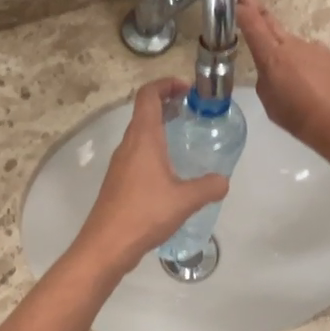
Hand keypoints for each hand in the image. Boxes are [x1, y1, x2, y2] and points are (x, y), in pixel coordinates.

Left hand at [72, 78, 229, 274]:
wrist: (106, 245)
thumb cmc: (144, 214)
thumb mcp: (185, 200)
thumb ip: (209, 187)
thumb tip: (222, 181)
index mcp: (142, 139)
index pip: (148, 95)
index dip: (165, 84)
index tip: (187, 90)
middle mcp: (128, 146)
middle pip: (144, 113)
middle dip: (167, 106)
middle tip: (193, 114)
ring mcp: (119, 165)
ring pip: (140, 136)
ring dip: (160, 131)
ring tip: (185, 142)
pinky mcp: (118, 183)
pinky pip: (137, 157)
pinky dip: (154, 152)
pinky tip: (170, 174)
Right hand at [236, 0, 329, 155]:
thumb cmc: (300, 118)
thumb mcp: (270, 103)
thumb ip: (266, 80)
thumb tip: (272, 69)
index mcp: (272, 57)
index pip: (252, 22)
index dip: (241, 0)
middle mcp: (293, 44)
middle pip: (268, 20)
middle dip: (252, 2)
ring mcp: (314, 47)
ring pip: (290, 47)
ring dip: (284, 59)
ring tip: (291, 90)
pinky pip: (308, 58)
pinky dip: (303, 71)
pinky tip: (309, 92)